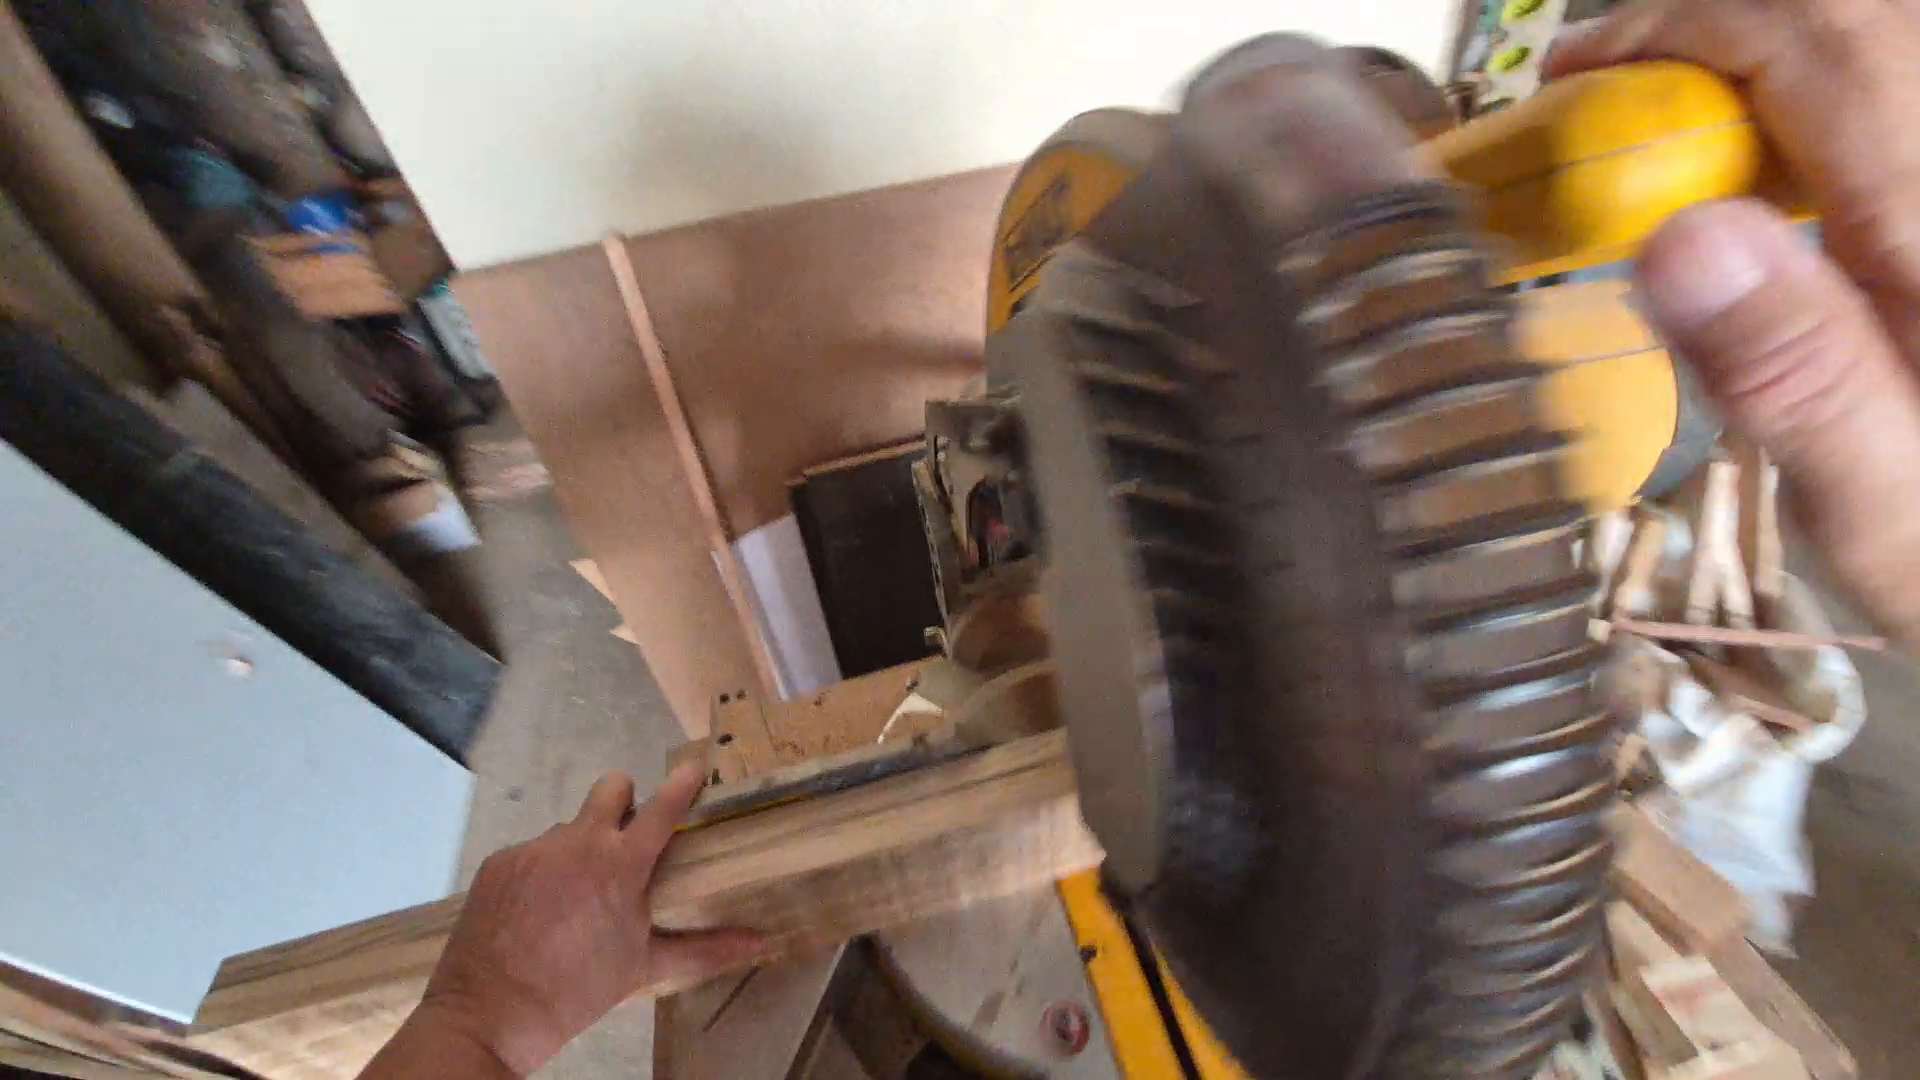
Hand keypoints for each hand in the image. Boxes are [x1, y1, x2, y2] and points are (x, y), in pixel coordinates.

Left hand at [414, 765, 763, 1076]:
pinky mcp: (500, 861)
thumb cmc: (577, 991)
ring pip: (571, 824)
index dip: (684, 782)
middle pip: (613, 786)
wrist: (485, 1020)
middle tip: (625, 838)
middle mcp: (580, 842)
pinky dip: (543, 871)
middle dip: (625, 801)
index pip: (664, 805)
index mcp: (622, 863)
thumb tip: (763, 944)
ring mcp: (536, 848)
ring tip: (573, 893)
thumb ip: (706, 949)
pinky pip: (533, 850)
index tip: (696, 767)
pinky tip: (537, 908)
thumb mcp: (644, 968)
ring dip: (581, 845)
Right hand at [1548, 0, 1919, 647]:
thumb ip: (1786, 369)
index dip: (1690, 28)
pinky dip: (1825, 90)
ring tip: (1666, 91)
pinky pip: (1906, 100)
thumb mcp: (1873, 494)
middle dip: (1725, 20)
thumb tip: (1676, 237)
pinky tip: (1762, 145)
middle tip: (1604, 73)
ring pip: (1901, 46)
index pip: (1836, 46)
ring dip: (1777, 45)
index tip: (1575, 66)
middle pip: (1878, 18)